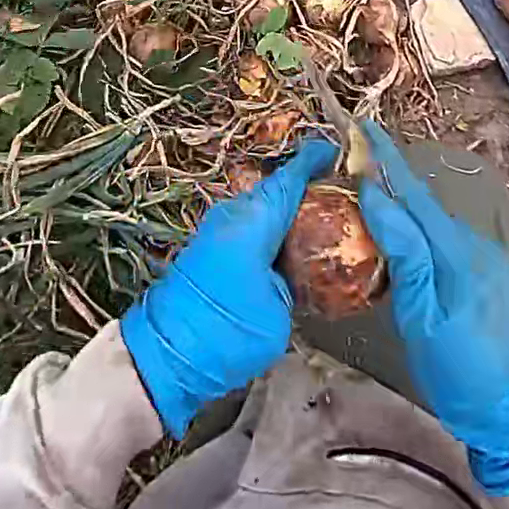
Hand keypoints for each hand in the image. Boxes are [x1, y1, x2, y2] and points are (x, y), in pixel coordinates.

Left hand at [121, 138, 335, 436]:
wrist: (164, 356)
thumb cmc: (226, 332)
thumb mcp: (278, 310)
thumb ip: (295, 277)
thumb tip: (300, 265)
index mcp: (254, 218)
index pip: (291, 177)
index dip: (317, 160)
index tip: (340, 151)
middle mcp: (235, 213)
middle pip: (279, 188)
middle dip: (310, 186)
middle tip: (344, 192)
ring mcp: (220, 227)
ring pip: (265, 206)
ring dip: (291, 209)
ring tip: (326, 218)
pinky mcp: (212, 245)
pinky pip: (252, 224)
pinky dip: (275, 227)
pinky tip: (294, 243)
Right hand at [357, 121, 508, 494]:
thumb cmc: (459, 374)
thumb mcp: (420, 318)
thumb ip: (403, 253)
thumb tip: (378, 197)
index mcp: (458, 254)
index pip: (415, 195)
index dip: (388, 159)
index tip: (366, 126)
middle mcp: (476, 244)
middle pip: (425, 204)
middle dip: (392, 179)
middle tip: (358, 161)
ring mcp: (487, 257)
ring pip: (435, 222)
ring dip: (404, 207)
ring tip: (372, 198)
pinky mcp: (491, 270)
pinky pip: (447, 239)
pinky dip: (422, 230)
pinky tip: (405, 239)